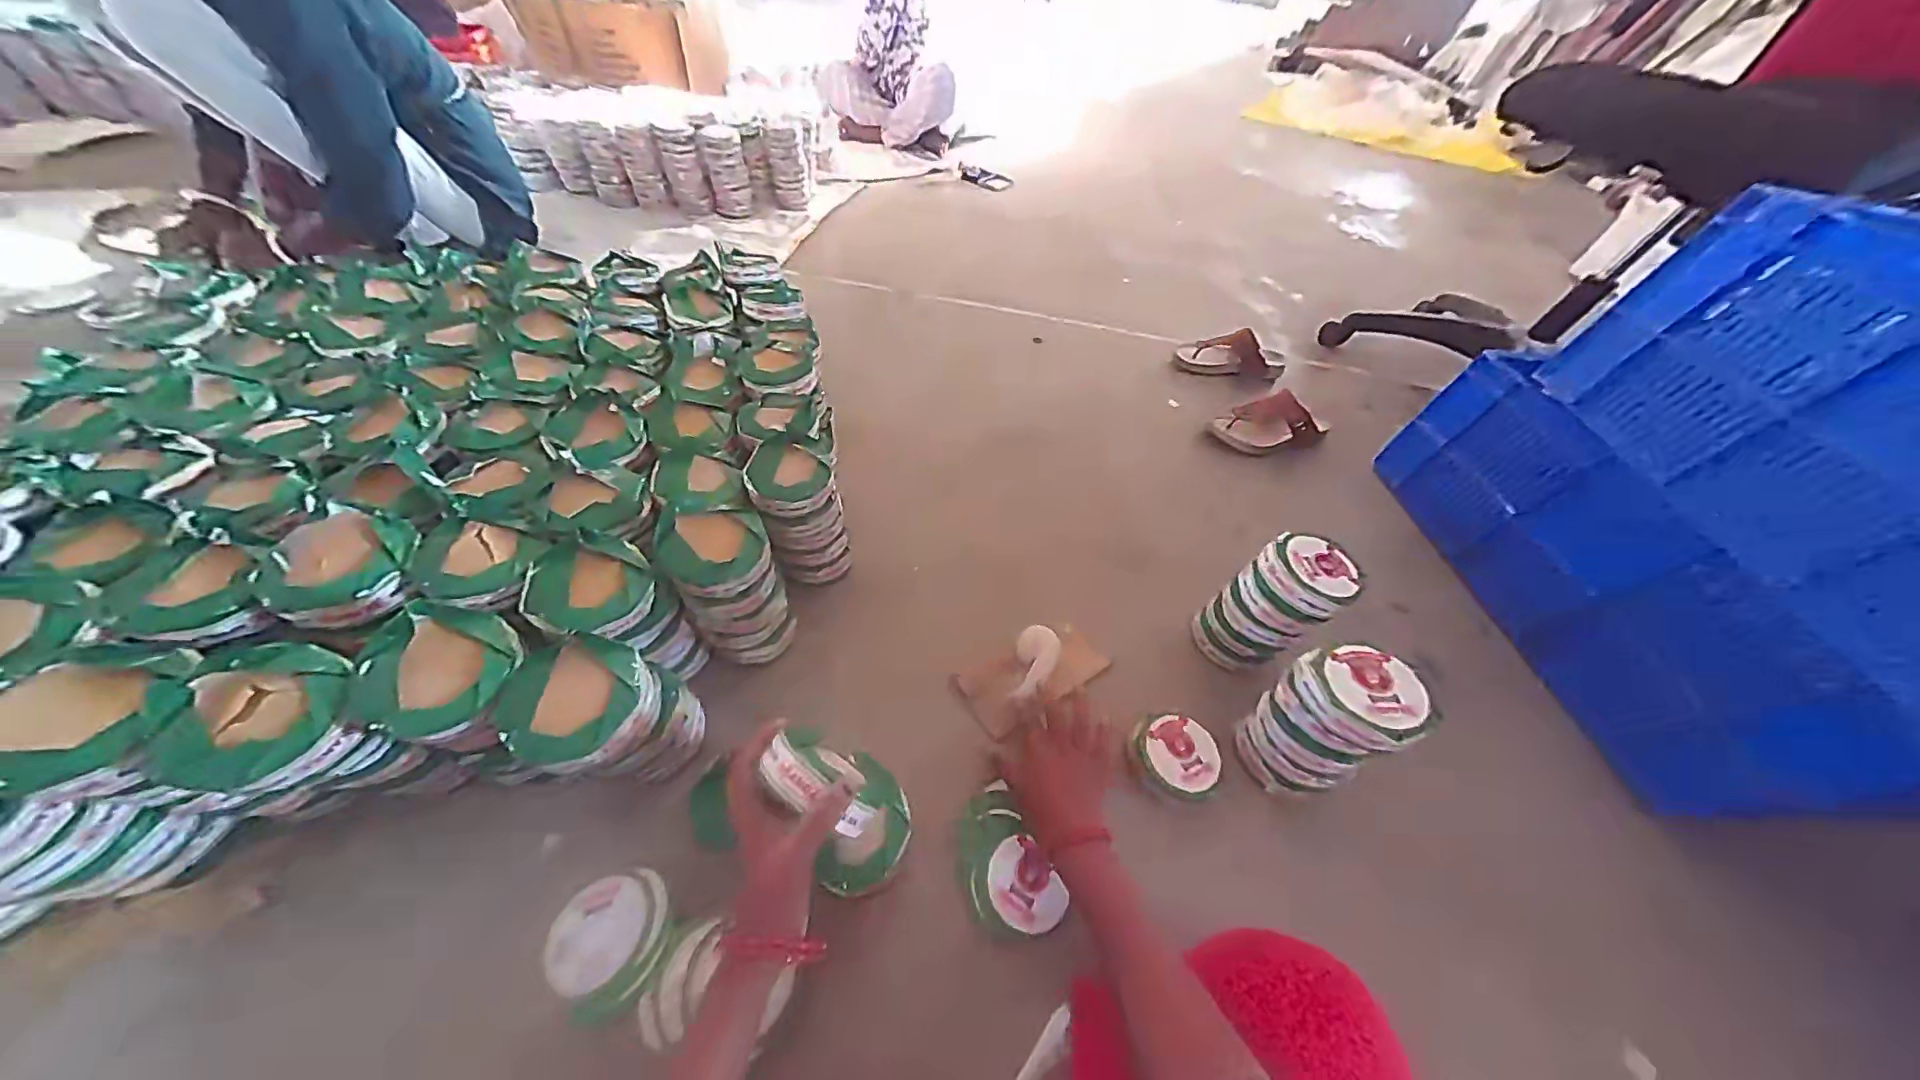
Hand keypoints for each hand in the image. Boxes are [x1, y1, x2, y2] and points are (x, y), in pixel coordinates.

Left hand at [726, 719, 858, 936]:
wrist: (764, 948)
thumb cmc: (773, 899)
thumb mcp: (796, 856)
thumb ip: (819, 819)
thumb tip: (845, 783)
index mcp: (749, 818)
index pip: (742, 769)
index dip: (757, 743)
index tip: (782, 725)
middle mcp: (753, 822)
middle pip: (753, 777)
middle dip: (773, 753)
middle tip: (802, 740)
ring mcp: (765, 837)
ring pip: (770, 794)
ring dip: (786, 774)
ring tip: (814, 761)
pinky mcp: (779, 850)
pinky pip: (787, 811)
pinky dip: (801, 798)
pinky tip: (824, 800)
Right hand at [995, 691, 1112, 856]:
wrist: (1074, 833)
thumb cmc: (1040, 812)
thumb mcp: (1016, 790)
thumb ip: (1004, 767)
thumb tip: (989, 749)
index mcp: (1038, 751)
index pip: (1029, 721)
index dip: (1024, 705)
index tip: (1021, 691)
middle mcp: (1061, 745)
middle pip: (1055, 714)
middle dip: (1050, 695)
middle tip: (1048, 681)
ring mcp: (1083, 753)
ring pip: (1082, 721)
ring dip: (1080, 704)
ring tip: (1079, 688)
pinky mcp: (1100, 764)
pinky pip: (1104, 742)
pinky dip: (1105, 729)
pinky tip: (1106, 718)